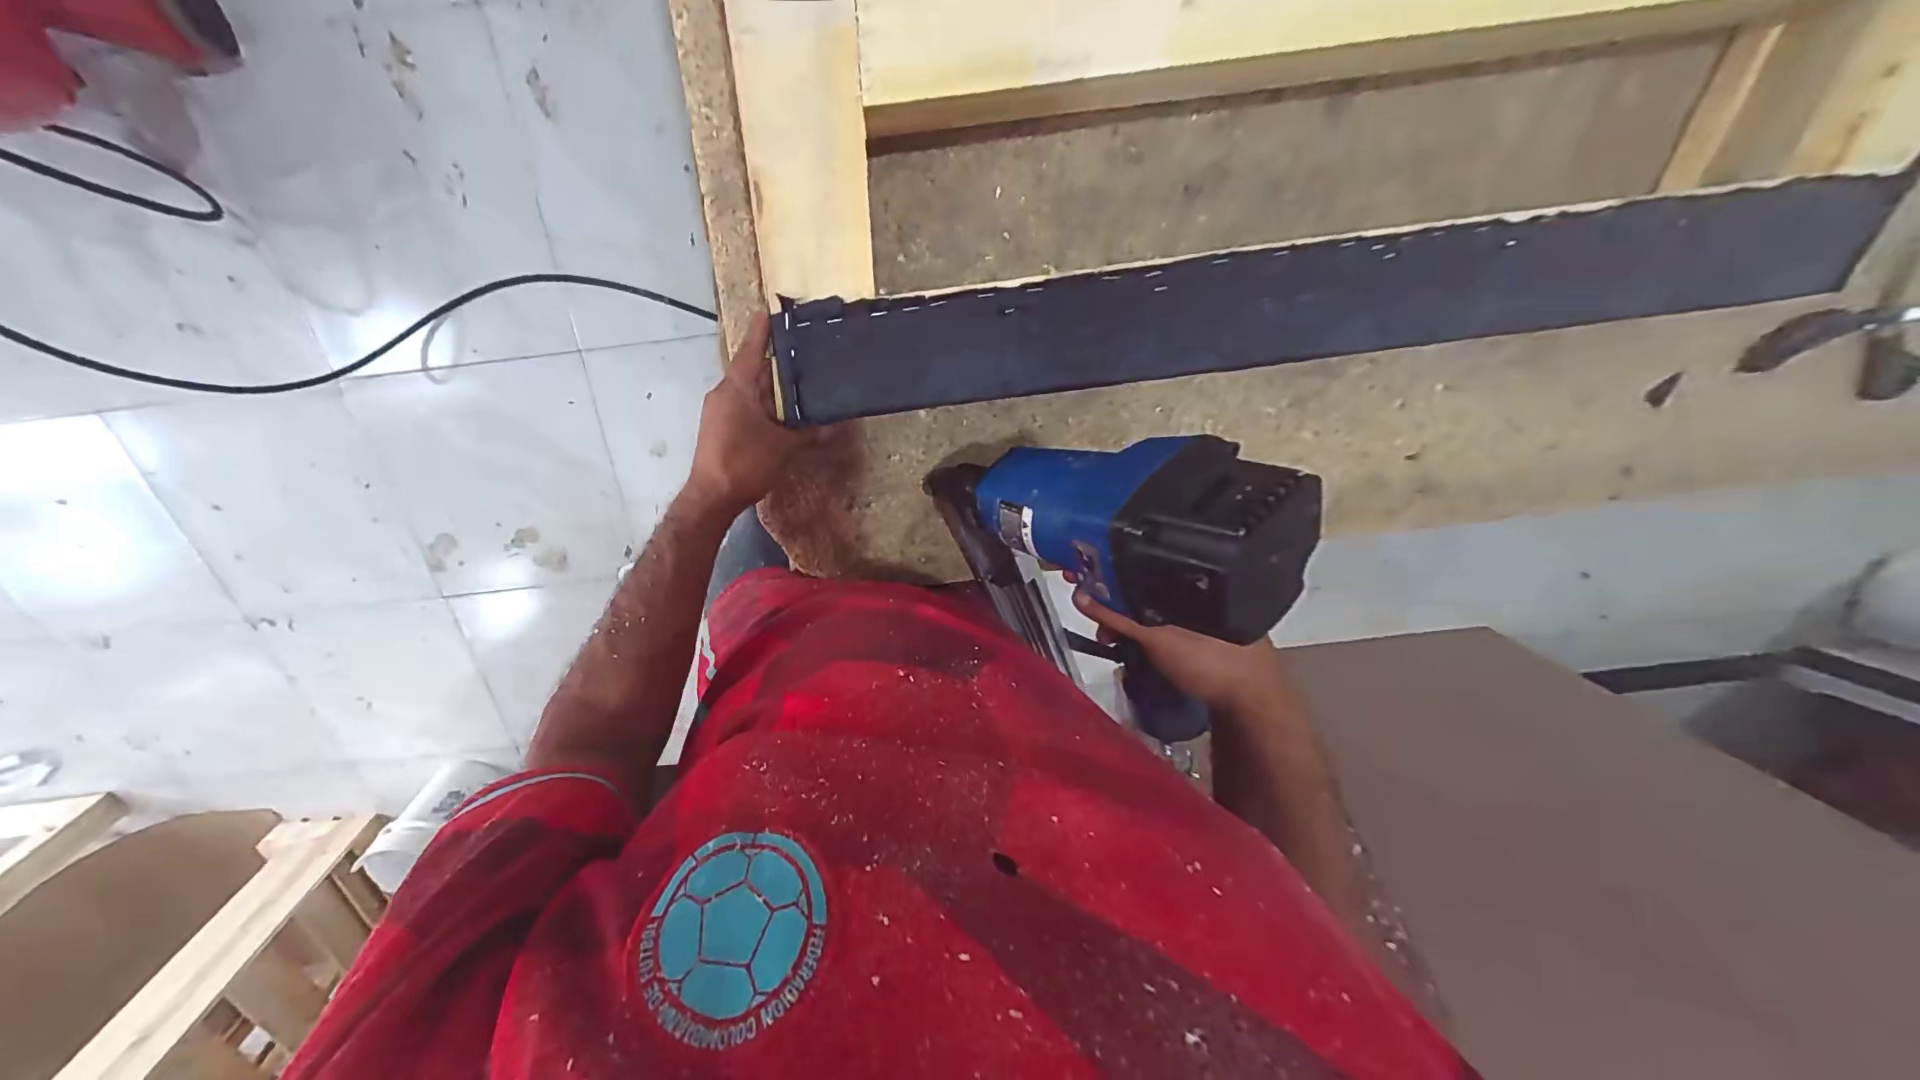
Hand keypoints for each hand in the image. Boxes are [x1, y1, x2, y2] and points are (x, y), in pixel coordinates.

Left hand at [685, 313, 828, 516]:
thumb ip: (810, 432)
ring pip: (746, 389)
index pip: (751, 349)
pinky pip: (742, 405)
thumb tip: (838, 424)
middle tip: (799, 351)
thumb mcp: (784, 447)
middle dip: (773, 361)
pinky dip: (761, 403)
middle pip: (749, 368)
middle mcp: (723, 393)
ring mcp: (717, 410)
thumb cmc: (746, 463)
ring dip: (768, 386)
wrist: (712, 497)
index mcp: (736, 387)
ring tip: (796, 382)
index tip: (773, 310)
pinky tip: (779, 413)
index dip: (763, 330)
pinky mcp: (718, 428)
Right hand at [1072, 588, 1292, 714]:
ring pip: (1156, 613)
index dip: (1116, 578)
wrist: (1251, 705)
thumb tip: (1081, 596)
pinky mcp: (1207, 641)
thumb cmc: (1209, 661)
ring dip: (1131, 627)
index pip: (1145, 567)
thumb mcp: (1157, 638)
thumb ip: (1118, 617)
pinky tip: (1134, 651)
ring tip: (1113, 644)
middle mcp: (1202, 594)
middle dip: (1120, 608)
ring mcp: (1206, 619)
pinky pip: (1167, 630)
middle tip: (1104, 629)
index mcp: (1195, 581)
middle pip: (1148, 593)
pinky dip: (1147, 638)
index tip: (1095, 590)